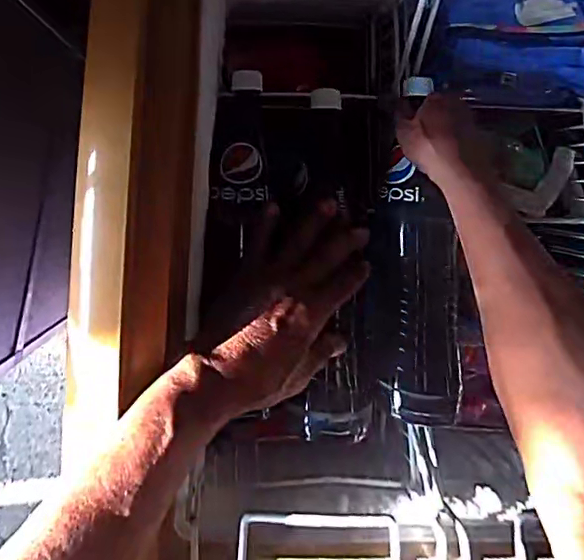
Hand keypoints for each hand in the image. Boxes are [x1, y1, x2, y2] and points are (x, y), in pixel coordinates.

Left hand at [193, 199, 368, 421]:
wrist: (217, 373)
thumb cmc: (256, 379)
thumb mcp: (297, 376)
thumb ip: (319, 353)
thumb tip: (337, 342)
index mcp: (310, 315)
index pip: (342, 287)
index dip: (356, 274)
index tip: (365, 263)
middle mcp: (293, 289)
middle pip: (326, 257)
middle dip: (346, 240)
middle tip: (359, 227)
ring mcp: (269, 277)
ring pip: (297, 241)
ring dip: (314, 221)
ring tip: (328, 203)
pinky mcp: (247, 273)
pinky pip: (258, 242)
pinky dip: (266, 223)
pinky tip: (274, 206)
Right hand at [396, 94, 488, 186]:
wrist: (462, 172)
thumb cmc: (428, 147)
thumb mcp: (403, 132)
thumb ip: (400, 115)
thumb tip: (400, 104)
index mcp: (436, 98)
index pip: (423, 96)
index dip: (416, 108)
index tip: (412, 119)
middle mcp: (457, 103)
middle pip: (441, 108)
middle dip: (434, 117)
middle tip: (423, 133)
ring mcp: (471, 120)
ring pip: (453, 122)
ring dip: (446, 130)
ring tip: (436, 147)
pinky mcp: (481, 137)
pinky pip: (463, 136)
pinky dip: (457, 142)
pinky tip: (449, 155)